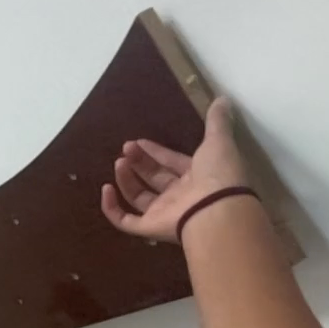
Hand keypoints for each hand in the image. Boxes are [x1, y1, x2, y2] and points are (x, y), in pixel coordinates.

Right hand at [100, 97, 248, 242]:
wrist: (217, 209)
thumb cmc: (218, 175)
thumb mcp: (218, 141)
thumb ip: (217, 122)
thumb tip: (222, 99)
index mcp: (196, 177)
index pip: (171, 162)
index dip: (155, 151)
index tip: (139, 141)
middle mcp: (179, 196)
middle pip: (153, 178)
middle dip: (138, 162)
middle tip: (126, 148)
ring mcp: (163, 213)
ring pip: (138, 196)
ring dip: (126, 179)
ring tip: (119, 162)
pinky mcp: (149, 228)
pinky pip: (125, 221)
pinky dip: (112, 207)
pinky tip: (106, 189)